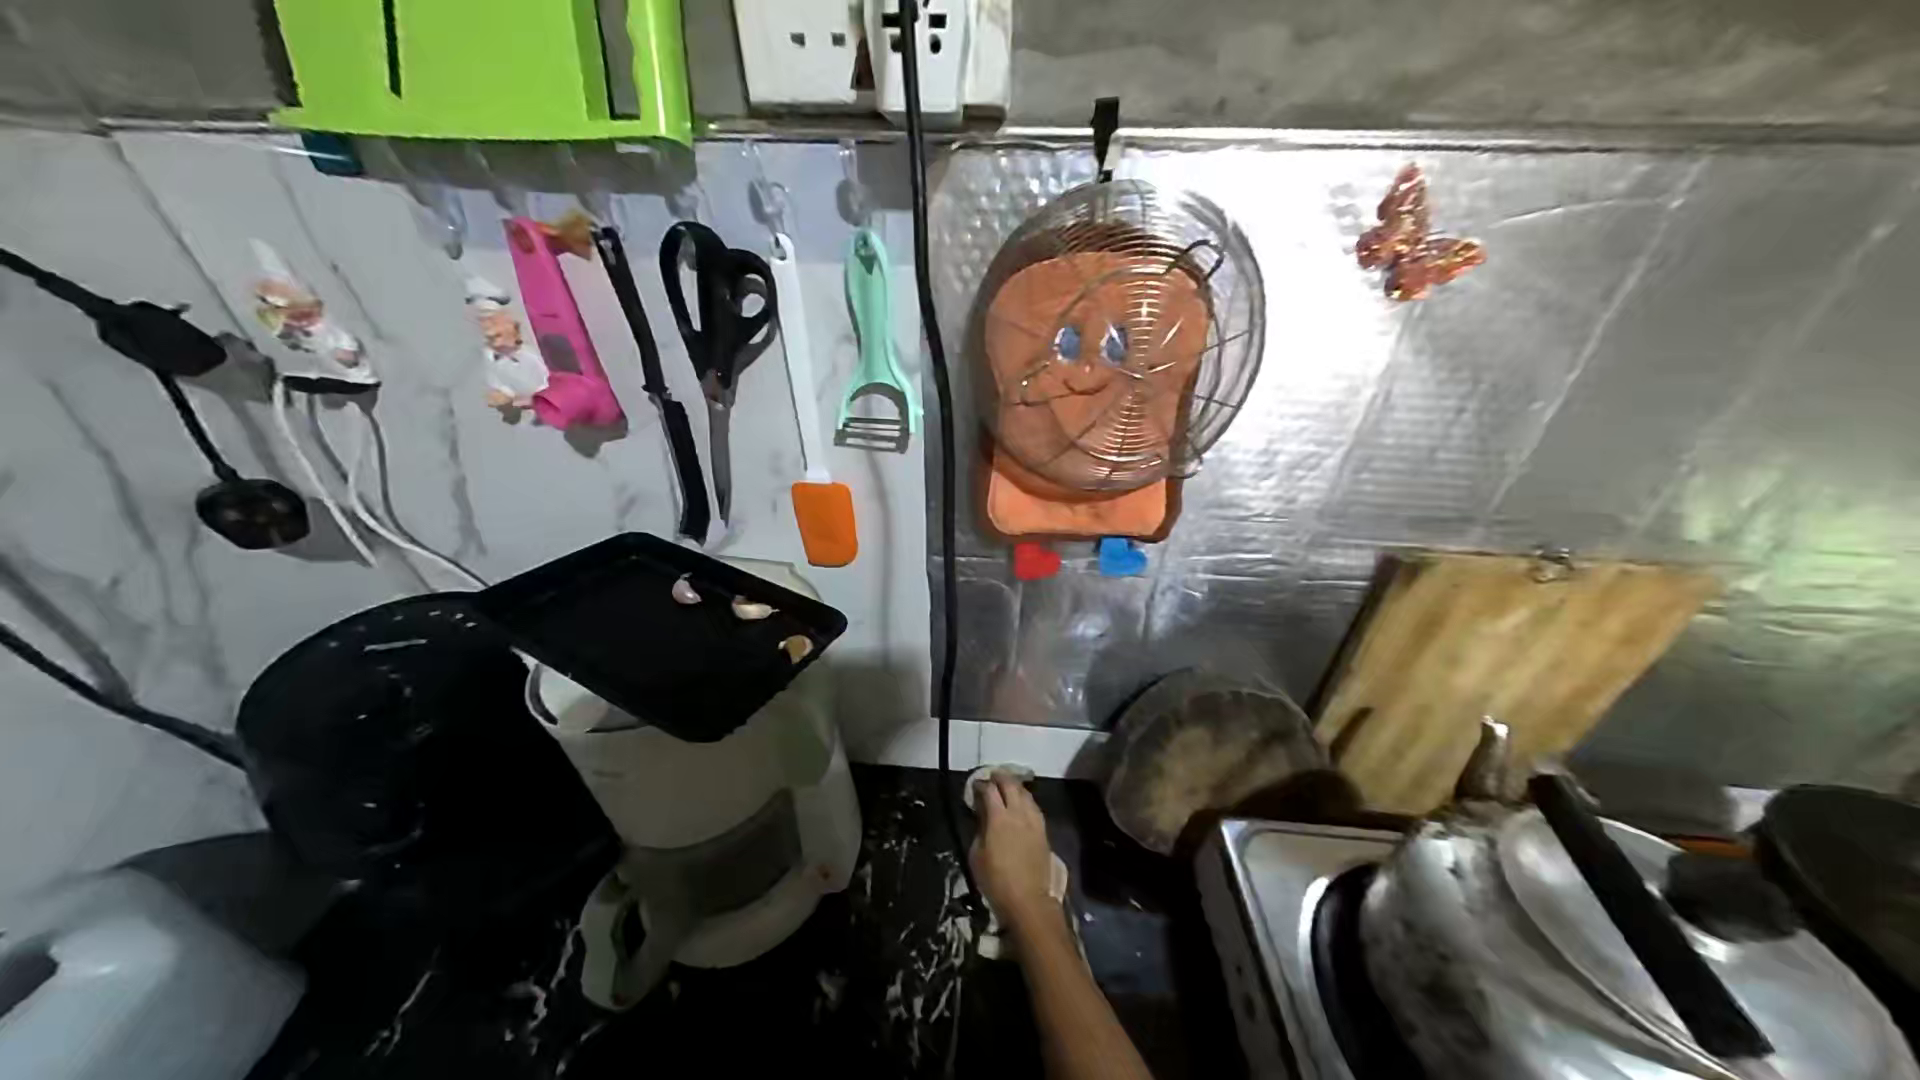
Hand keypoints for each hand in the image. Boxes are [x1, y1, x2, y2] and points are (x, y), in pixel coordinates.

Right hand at [970, 772, 1057, 931]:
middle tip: (992, 776)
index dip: (981, 784)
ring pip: (1025, 794)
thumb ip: (980, 829)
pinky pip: (1034, 806)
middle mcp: (1018, 813)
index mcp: (999, 818)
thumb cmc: (996, 881)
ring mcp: (1034, 821)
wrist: (1028, 900)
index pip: (989, 790)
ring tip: (1007, 785)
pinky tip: (1021, 803)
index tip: (975, 785)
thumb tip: (982, 815)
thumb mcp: (977, 855)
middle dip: (1000, 777)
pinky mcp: (1043, 831)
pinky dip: (1025, 799)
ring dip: (1015, 786)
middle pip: (1011, 785)